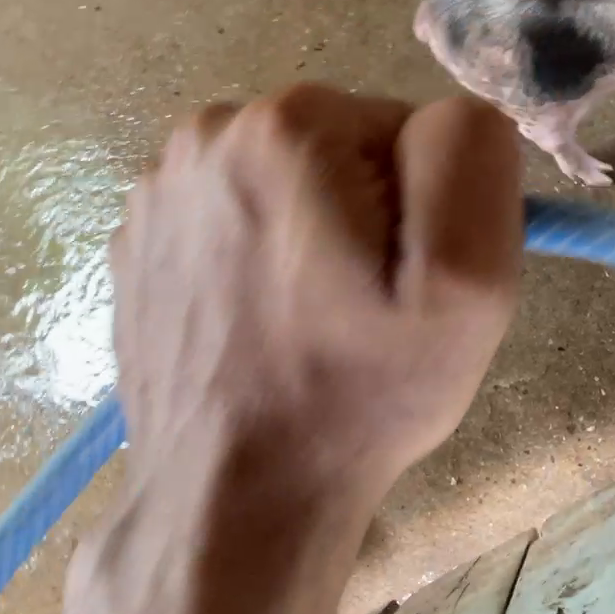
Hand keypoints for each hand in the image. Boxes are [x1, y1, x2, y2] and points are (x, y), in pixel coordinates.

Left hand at [53, 84, 522, 613]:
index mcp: (290, 124)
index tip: (409, 283)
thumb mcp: (467, 278)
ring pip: (296, 183)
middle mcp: (208, 132)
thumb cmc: (363, 391)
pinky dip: (266, 257)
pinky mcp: (139, 240)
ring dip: (322, 235)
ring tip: (319, 320)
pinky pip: (241, 218)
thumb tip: (454, 116)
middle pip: (350, 150)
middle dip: (377, 215)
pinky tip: (267, 323)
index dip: (431, 208)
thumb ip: (475, 158)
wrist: (236, 497)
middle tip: (373, 308)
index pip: (414, 130)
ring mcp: (160, 188)